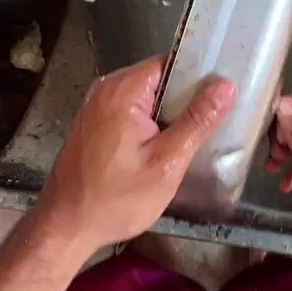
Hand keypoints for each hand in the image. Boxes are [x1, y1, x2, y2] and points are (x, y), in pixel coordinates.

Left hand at [34, 55, 235, 255]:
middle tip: (214, 120)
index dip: (199, 74)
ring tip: (195, 135)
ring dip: (168, 114)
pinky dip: (149, 124)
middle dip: (186, 97)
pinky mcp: (93, 125)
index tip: (223, 92)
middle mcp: (106, 89)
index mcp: (122, 90)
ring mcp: (96, 107)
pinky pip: (130, 112)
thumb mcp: (166, 162)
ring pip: (145, 98)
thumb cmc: (116, 198)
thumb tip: (226, 86)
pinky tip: (164, 147)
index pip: (170, 62)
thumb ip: (196, 121)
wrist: (65, 227)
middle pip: (158, 78)